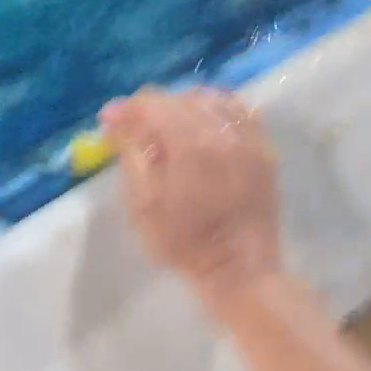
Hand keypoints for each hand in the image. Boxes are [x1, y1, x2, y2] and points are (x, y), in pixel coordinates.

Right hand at [100, 86, 280, 301]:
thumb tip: (118, 121)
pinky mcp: (263, 151)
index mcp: (191, 144)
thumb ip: (131, 153)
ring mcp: (248, 140)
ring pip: (208, 97)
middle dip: (148, 108)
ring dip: (180, 105)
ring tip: (165, 125)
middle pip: (177, 97)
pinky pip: (239, 111)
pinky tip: (201, 122)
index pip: (151, 104)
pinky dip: (215, 107)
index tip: (107, 122)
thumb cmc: (185, 241)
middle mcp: (222, 132)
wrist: (242, 272)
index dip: (125, 109)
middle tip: (131, 129)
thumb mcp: (143, 202)